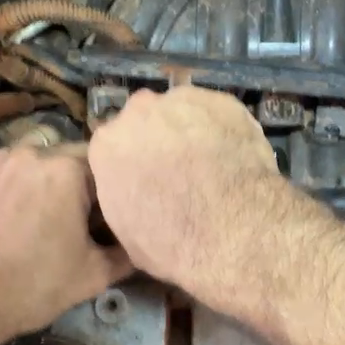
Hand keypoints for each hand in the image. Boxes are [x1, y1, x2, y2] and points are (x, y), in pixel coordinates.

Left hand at [0, 147, 131, 344]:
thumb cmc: (34, 285)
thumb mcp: (94, 274)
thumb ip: (129, 252)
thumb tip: (147, 243)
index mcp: (68, 169)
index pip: (110, 164)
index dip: (118, 188)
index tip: (119, 213)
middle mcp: (38, 153)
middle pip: (79, 157)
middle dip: (89, 182)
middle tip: (93, 217)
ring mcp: (7, 161)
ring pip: (49, 158)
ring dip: (60, 177)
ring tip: (62, 212)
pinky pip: (21, 166)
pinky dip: (32, 180)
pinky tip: (33, 210)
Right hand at [87, 87, 305, 306]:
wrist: (233, 230)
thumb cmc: (172, 243)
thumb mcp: (127, 231)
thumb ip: (125, 197)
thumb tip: (138, 193)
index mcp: (108, 145)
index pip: (116, 145)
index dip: (135, 160)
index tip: (151, 176)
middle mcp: (140, 113)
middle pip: (146, 119)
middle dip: (159, 137)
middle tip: (182, 167)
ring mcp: (183, 102)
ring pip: (183, 111)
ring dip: (192, 129)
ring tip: (213, 162)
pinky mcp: (222, 101)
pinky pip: (217, 111)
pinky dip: (223, 128)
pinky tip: (235, 154)